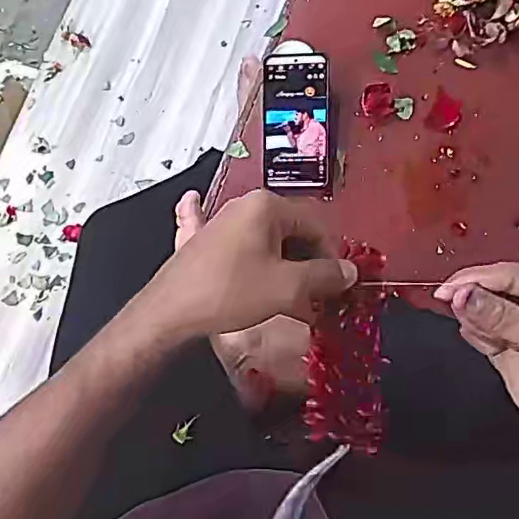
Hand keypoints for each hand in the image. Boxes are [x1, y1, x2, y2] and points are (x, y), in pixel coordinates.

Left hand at [138, 189, 355, 339]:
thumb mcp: (287, 287)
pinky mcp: (200, 241)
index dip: (330, 258)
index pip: (315, 226)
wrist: (168, 313)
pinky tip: (207, 214)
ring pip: (266, 243)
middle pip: (292, 234)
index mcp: (266, 206)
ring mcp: (219, 222)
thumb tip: (349, 272)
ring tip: (288, 297)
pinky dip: (242, 247)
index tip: (335, 286)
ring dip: (282, 267)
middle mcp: (243, 206)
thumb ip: (324, 276)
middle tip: (315, 297)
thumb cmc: (229, 293)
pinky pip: (229, 239)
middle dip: (307, 266)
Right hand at [435, 263, 518, 441]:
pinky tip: (499, 351)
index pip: (514, 272)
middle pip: (493, 283)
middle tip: (469, 320)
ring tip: (500, 346)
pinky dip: (479, 336)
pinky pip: (475, 322)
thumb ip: (506, 318)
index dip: (479, 279)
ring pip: (479, 302)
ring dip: (480, 323)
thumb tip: (463, 295)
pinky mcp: (502, 329)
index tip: (450, 291)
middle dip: (478, 303)